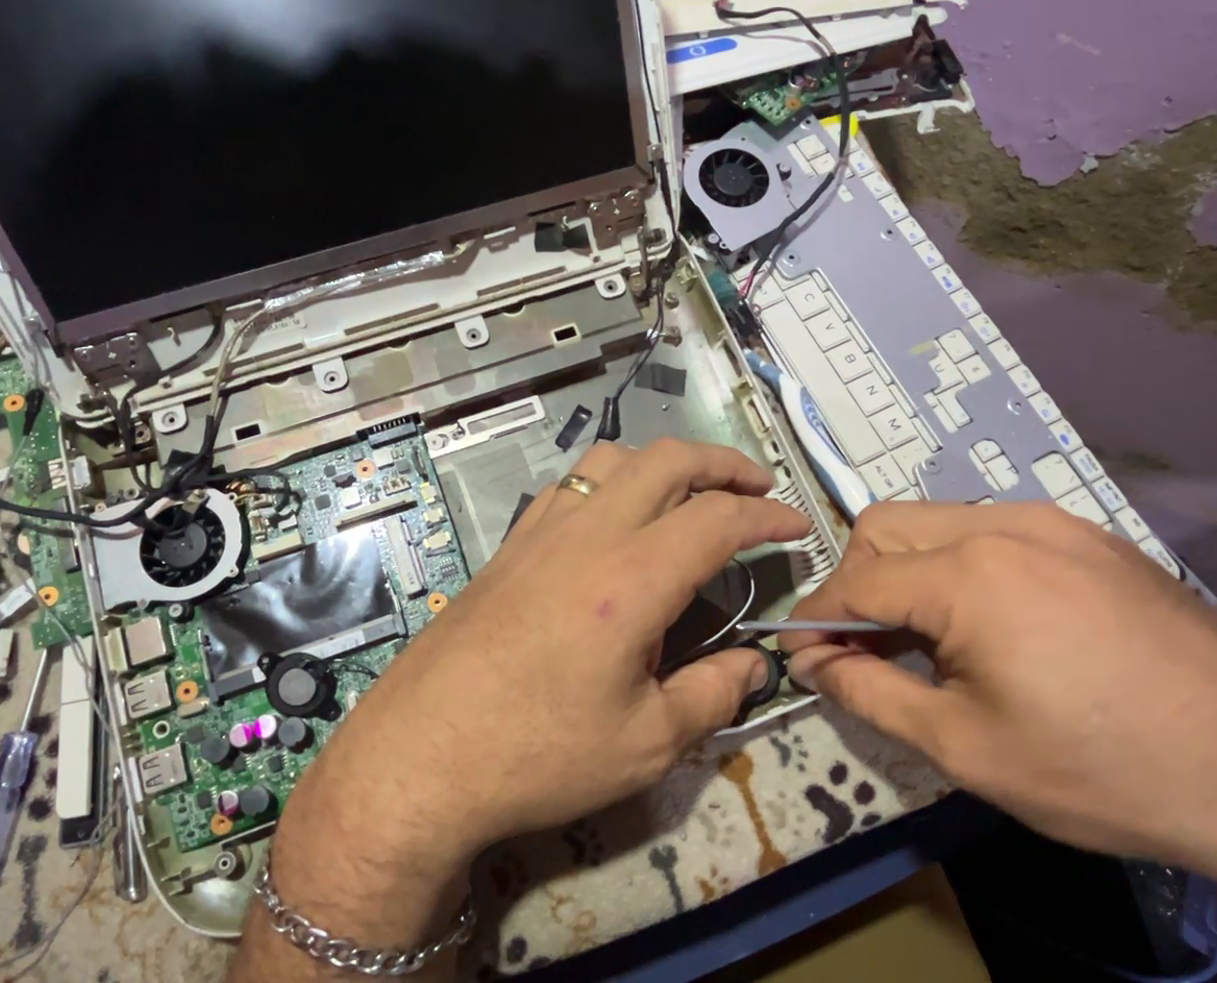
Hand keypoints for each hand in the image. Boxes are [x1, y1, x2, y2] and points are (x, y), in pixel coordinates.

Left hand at [251, 440, 809, 967]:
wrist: (420, 756)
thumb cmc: (538, 755)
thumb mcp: (646, 744)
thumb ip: (712, 695)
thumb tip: (753, 666)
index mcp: (632, 578)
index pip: (718, 517)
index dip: (767, 514)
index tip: (797, 524)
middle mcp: (587, 535)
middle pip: (666, 459)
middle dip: (723, 462)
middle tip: (757, 487)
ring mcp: (539, 534)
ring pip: (608, 459)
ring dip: (661, 463)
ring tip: (688, 493)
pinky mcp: (507, 548)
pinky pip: (567, 487)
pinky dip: (608, 482)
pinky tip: (612, 520)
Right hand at [780, 502, 1216, 982]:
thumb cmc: (1099, 770)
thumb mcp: (962, 746)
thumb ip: (865, 690)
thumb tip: (809, 659)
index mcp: (968, 574)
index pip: (853, 580)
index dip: (814, 618)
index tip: (800, 656)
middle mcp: (1005, 526)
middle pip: (883, 526)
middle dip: (853, 581)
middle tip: (862, 646)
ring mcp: (1057, 525)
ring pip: (937, 520)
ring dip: (905, 569)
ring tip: (922, 637)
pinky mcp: (1094, 539)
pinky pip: (994, 530)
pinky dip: (959, 564)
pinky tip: (986, 623)